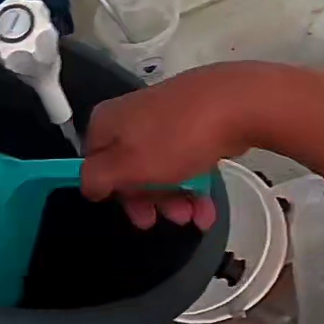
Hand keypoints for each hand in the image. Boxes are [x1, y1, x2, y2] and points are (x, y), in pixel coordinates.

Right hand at [80, 62, 296, 228]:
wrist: (235, 105)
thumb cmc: (176, 138)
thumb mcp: (126, 167)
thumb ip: (97, 179)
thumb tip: (88, 186)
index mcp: (108, 122)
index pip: (96, 164)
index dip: (116, 193)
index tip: (138, 213)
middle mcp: (132, 117)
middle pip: (132, 170)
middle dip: (153, 200)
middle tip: (172, 218)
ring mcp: (165, 119)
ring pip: (163, 169)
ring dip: (177, 199)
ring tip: (195, 216)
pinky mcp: (194, 123)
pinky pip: (187, 160)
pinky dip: (194, 184)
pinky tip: (207, 206)